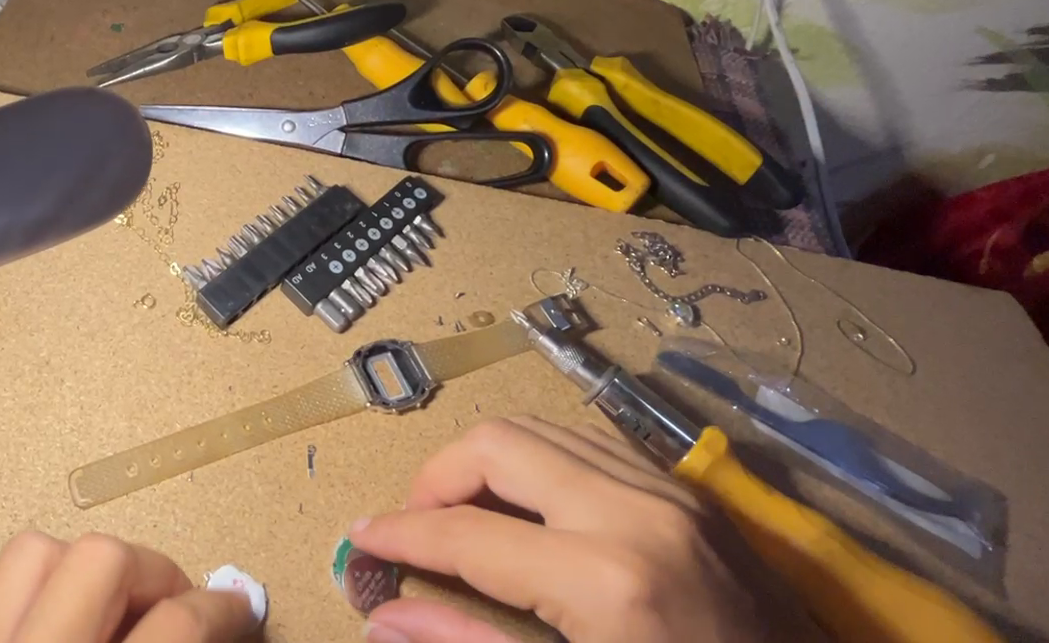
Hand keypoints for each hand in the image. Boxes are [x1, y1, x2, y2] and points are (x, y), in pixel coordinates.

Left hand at [0, 531, 258, 642]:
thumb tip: (205, 626)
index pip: (169, 629)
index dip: (218, 612)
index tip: (239, 609)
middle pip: (98, 559)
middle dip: (152, 572)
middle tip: (180, 605)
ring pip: (33, 551)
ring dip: (88, 568)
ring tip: (121, 608)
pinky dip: (41, 588)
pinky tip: (68, 623)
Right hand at [349, 416, 815, 642]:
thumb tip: (382, 620)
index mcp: (607, 580)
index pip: (467, 534)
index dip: (402, 535)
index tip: (360, 541)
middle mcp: (634, 512)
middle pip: (494, 445)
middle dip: (438, 479)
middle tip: (416, 526)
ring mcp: (667, 492)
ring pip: (536, 428)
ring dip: (483, 462)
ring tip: (463, 512)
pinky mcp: (687, 491)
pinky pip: (582, 441)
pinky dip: (535, 459)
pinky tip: (528, 504)